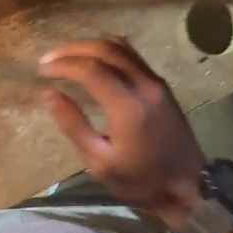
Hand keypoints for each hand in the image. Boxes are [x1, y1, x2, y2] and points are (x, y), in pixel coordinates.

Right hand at [39, 38, 205, 228]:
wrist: (188, 186)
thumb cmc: (141, 180)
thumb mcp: (99, 162)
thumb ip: (73, 125)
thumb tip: (48, 94)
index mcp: (128, 106)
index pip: (92, 69)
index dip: (64, 64)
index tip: (43, 70)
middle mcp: (144, 85)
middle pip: (105, 49)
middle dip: (73, 49)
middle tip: (49, 58)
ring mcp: (155, 82)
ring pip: (120, 46)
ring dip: (90, 46)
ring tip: (67, 56)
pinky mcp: (160, 84)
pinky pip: (131, 54)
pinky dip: (106, 50)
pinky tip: (92, 61)